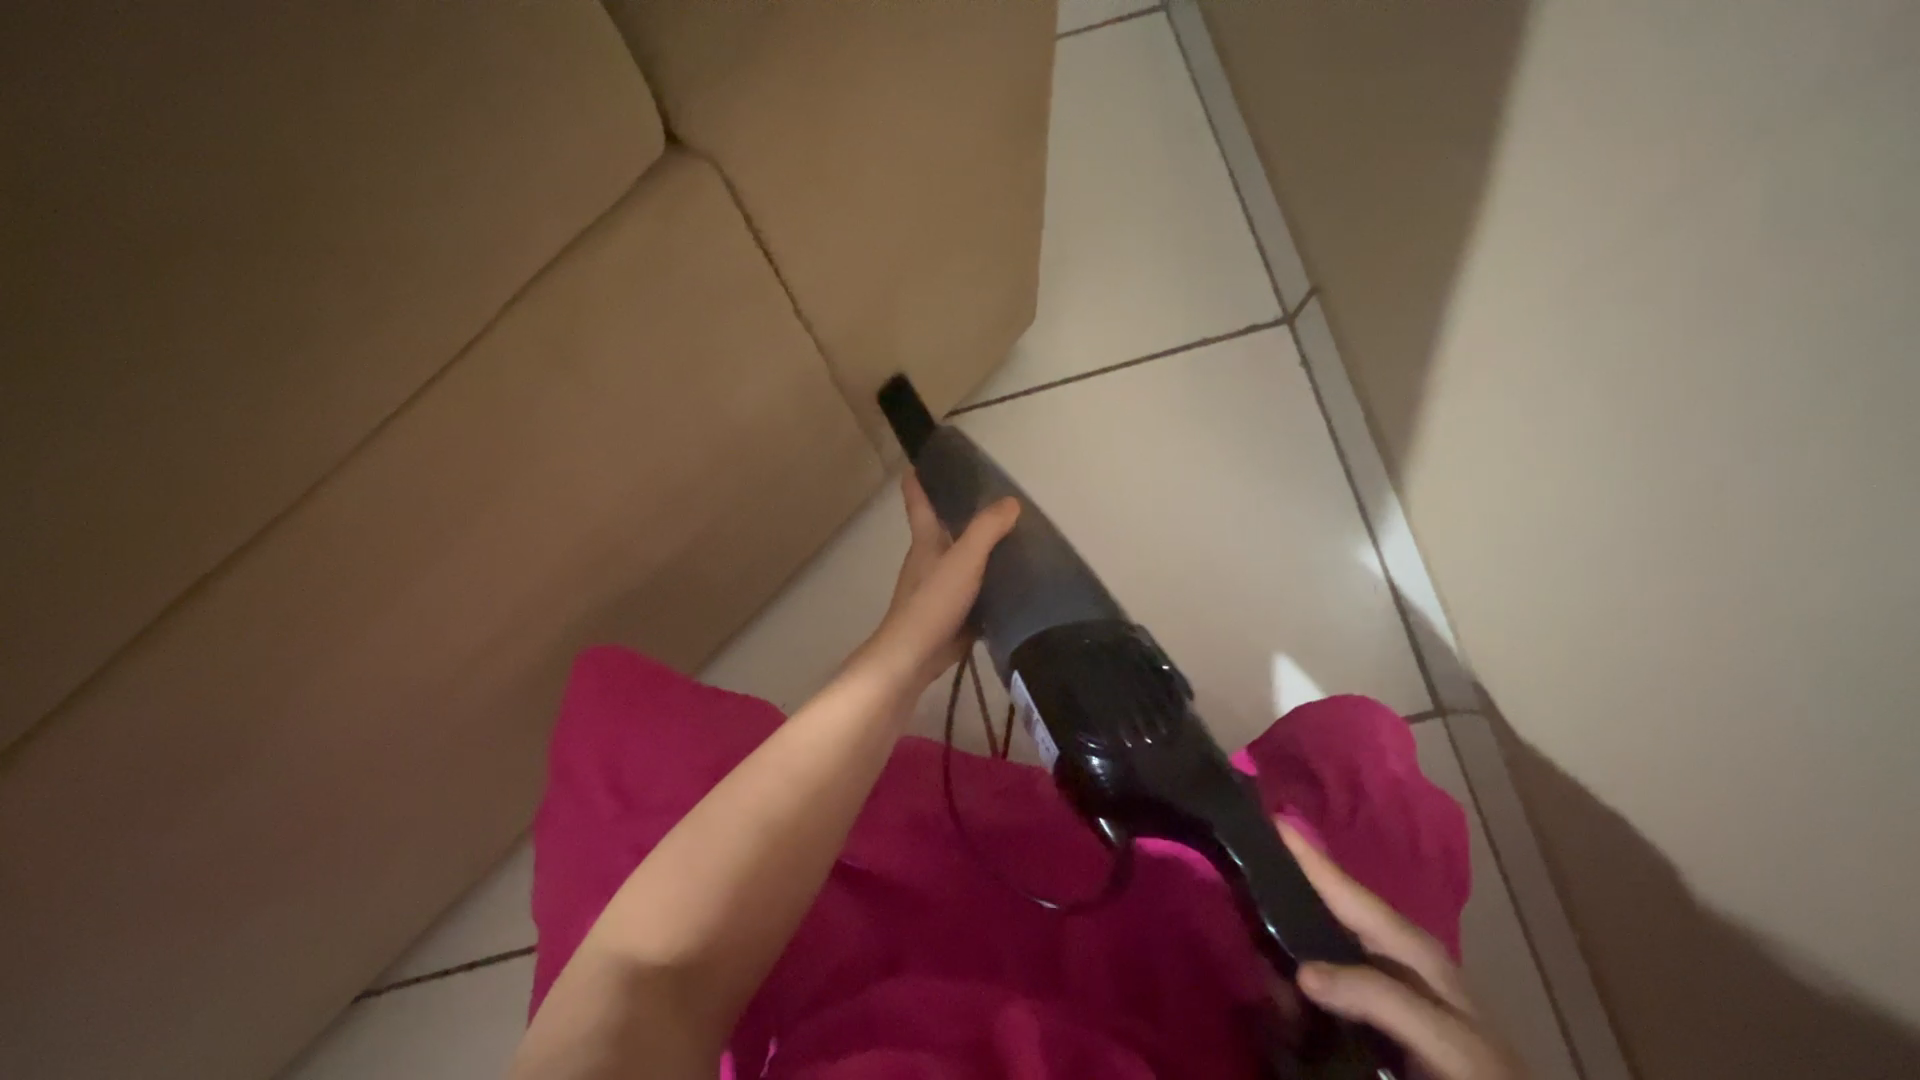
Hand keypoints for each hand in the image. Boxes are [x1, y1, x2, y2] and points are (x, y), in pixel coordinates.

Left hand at [856, 472, 1018, 692]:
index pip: (919, 501)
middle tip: (995, 499)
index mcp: (925, 541)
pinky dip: (989, 584)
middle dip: (962, 513)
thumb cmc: (932, 602)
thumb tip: (1011, 502)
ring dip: (981, 550)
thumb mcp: (963, 559)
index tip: (923, 460)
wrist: (913, 657)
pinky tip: (1013, 584)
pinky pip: (973, 591)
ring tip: (1014, 538)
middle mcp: (928, 560)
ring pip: (961, 561)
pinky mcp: (951, 614)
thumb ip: (986, 529)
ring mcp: (938, 589)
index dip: (919, 479)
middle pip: (943, 529)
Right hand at [1279, 823, 1526, 1079]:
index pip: (1346, 889)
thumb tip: (1302, 970)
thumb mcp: (1446, 1036)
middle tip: (1239, 909)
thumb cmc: (1480, 1068)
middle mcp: (1386, 955)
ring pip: (1310, 956)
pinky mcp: (1366, 1017)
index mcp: (1407, 945)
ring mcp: (1375, 986)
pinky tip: (1280, 1012)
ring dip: (1280, 964)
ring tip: (1261, 978)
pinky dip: (1292, 1000)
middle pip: (1319, 917)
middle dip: (1278, 910)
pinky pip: (1314, 995)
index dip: (1307, 854)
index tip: (1265, 817)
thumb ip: (1381, 995)